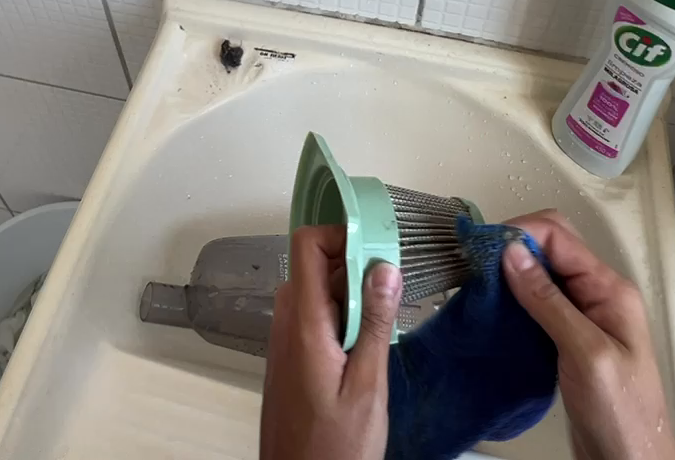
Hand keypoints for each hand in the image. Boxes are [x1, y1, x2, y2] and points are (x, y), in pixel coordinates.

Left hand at [260, 225, 401, 459]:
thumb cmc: (336, 448)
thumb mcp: (367, 386)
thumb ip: (374, 323)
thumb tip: (385, 267)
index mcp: (303, 323)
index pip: (306, 245)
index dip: (339, 235)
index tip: (375, 248)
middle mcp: (287, 323)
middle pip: (314, 265)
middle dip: (352, 265)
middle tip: (389, 287)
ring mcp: (285, 340)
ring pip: (315, 290)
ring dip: (348, 292)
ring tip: (381, 318)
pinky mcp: (290, 357)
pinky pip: (312, 315)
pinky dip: (338, 314)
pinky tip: (363, 341)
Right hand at [502, 211, 674, 459]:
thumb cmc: (622, 417)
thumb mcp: (585, 354)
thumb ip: (548, 300)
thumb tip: (513, 251)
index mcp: (609, 289)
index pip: (558, 235)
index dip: (520, 232)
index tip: (486, 246)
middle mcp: (596, 293)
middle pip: (549, 246)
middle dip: (514, 246)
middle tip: (479, 261)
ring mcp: (581, 314)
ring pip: (539, 271)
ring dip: (510, 271)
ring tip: (482, 282)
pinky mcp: (565, 335)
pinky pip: (536, 299)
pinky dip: (513, 295)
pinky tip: (496, 307)